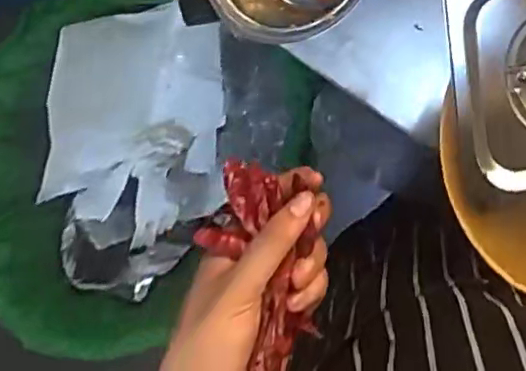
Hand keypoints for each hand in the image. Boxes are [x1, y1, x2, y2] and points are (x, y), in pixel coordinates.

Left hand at [161, 169, 331, 370]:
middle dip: (309, 230)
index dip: (292, 186)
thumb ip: (273, 242)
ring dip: (311, 266)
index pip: (266, 199)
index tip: (317, 182)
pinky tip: (297, 309)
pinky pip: (312, 283)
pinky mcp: (288, 309)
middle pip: (296, 222)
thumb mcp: (238, 288)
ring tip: (295, 292)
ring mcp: (273, 283)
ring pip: (309, 252)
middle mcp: (256, 257)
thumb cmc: (209, 342)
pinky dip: (311, 291)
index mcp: (235, 243)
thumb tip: (307, 195)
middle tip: (310, 241)